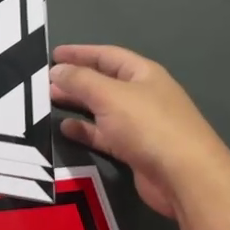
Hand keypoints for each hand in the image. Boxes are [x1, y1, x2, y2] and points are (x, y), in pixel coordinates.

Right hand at [49, 45, 229, 217]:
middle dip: (76, 79)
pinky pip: (105, 135)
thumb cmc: (149, 126)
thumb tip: (57, 70)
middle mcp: (143, 95)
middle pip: (104, 81)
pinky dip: (86, 130)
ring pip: (103, 109)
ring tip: (49, 102)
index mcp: (143, 74)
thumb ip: (80, 80)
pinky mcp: (135, 151)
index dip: (80, 53)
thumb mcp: (110, 96)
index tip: (54, 54)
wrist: (184, 176)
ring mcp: (140, 124)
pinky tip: (65, 129)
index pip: (107, 55)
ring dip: (78, 104)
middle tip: (45, 81)